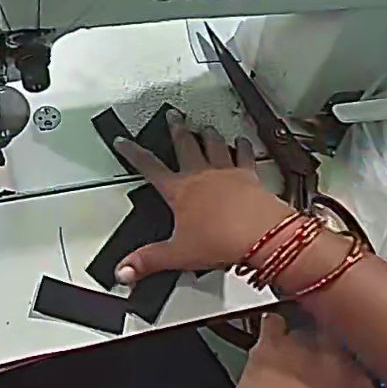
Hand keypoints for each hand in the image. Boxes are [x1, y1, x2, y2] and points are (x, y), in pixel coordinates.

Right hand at [111, 110, 293, 283]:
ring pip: (213, 144)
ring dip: (207, 133)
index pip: (148, 166)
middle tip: (172, 117)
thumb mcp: (178, 255)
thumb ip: (148, 261)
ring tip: (203, 125)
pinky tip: (242, 141)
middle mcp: (201, 174)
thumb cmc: (223, 240)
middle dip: (176, 129)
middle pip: (185, 144)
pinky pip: (244, 154)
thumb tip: (125, 271)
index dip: (133, 152)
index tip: (124, 141)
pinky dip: (242, 146)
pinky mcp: (250, 176)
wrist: (262, 236)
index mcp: (179, 190)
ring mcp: (227, 172)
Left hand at [231, 313, 376, 387]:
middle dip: (336, 348)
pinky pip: (274, 321)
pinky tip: (271, 340)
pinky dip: (273, 329)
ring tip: (296, 357)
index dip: (360, 371)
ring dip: (305, 340)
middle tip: (324, 367)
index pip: (372, 366)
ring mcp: (304, 343)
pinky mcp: (270, 340)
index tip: (351, 380)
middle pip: (343, 338)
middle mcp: (340, 358)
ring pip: (311, 327)